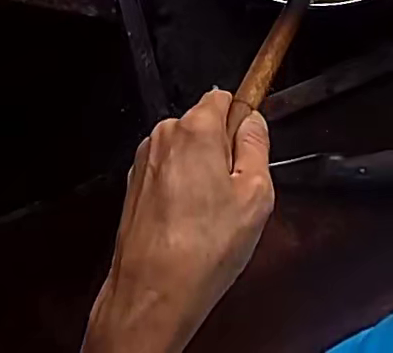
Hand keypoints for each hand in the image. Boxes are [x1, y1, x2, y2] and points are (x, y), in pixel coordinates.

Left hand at [83, 89, 273, 352]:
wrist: (150, 295)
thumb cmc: (202, 250)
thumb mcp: (255, 195)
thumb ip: (257, 146)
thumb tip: (253, 123)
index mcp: (196, 128)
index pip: (225, 97)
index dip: (241, 121)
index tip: (248, 146)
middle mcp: (166, 134)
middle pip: (204, 125)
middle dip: (221, 149)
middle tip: (232, 192)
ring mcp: (146, 158)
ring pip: (185, 150)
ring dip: (199, 170)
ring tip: (208, 216)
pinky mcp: (135, 182)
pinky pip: (167, 171)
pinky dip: (179, 187)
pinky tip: (187, 223)